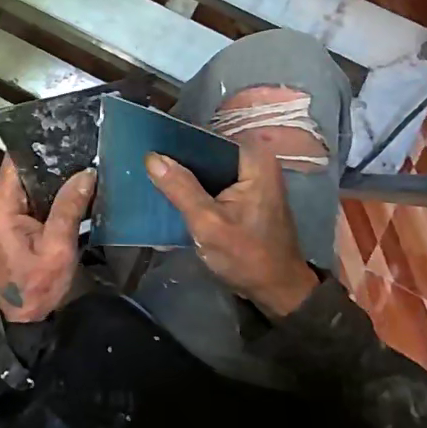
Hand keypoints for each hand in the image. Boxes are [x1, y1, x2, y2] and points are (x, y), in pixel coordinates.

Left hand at [0, 158, 95, 322]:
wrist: (23, 319)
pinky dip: (52, 189)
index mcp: (0, 204)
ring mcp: (5, 210)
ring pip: (31, 179)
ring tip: (86, 159)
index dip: (40, 143)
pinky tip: (76, 183)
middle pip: (24, 166)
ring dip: (55, 173)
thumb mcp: (57, 248)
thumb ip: (69, 208)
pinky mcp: (15, 219)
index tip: (67, 132)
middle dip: (52, 157)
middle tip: (86, 145)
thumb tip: (87, 173)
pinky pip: (34, 194)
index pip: (16, 159)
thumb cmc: (35, 286)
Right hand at [144, 144, 318, 318]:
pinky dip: (197, 186)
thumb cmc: (247, 256)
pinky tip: (174, 192)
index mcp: (255, 161)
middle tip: (148, 164)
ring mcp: (254, 178)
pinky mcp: (246, 194)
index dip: (180, 141)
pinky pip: (216, 180)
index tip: (151, 147)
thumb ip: (181, 188)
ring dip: (187, 174)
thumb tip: (152, 157)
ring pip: (210, 166)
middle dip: (181, 158)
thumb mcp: (207, 223)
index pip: (209, 138)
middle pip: (209, 150)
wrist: (278, 290)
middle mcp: (257, 162)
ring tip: (154, 174)